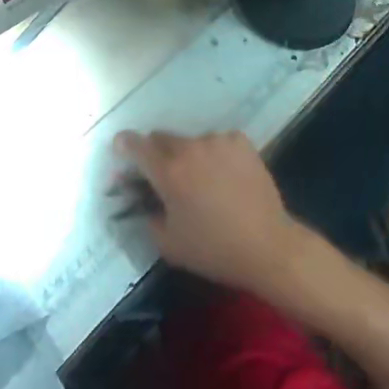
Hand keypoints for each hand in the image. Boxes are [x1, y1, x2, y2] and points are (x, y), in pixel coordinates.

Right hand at [113, 130, 311, 295]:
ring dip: (189, 155)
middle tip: (165, 175)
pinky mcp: (240, 141)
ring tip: (203, 181)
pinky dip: (215, 154)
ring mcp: (218, 140)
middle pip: (163, 138)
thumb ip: (147, 214)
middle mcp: (190, 148)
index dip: (125, 143)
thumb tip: (140, 196)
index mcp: (168, 172)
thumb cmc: (213, 249)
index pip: (137, 145)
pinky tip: (225, 176)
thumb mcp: (168, 243)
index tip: (121, 146)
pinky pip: (218, 142)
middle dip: (157, 153)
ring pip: (192, 141)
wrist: (266, 244)